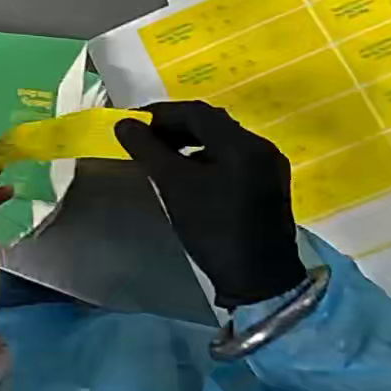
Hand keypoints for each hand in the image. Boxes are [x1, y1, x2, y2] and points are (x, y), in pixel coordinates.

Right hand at [115, 101, 305, 307]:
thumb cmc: (212, 227)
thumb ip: (147, 150)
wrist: (256, 278)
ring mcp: (267, 166)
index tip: (131, 123)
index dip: (159, 113)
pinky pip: (229, 157)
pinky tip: (186, 171)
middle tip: (142, 138)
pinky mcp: (265, 184)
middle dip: (173, 125)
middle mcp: (260, 148)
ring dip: (187, 140)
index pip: (195, 112)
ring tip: (159, 153)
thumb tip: (124, 124)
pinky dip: (203, 155)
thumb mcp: (174, 185)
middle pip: (210, 123)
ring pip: (220, 140)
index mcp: (241, 144)